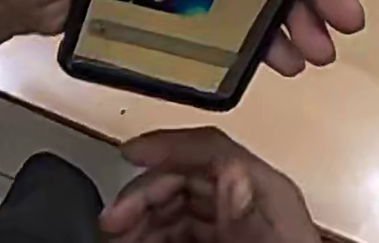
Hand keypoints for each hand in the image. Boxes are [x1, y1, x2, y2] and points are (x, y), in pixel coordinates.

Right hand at [100, 128, 318, 242]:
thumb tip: (230, 171)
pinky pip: (189, 231)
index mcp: (265, 189)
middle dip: (145, 193)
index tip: (129, 153)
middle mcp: (252, 197)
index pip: (210, 148)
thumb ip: (244, 213)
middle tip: (113, 220)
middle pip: (188, 176)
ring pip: (183, 204)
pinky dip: (161, 236)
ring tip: (118, 237)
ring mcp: (242, 222)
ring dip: (147, 217)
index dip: (166, 144)